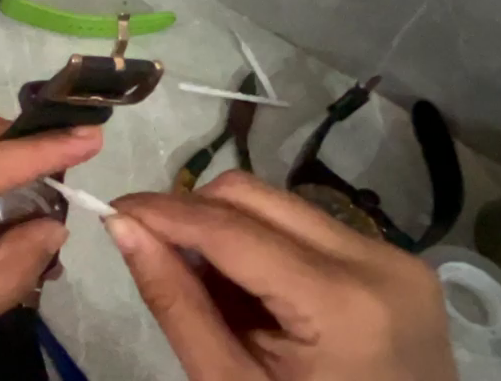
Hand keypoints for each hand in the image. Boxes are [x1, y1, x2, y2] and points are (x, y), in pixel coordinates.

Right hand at [109, 171, 455, 380]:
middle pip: (247, 195)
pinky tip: (249, 288)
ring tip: (207, 281)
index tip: (107, 208)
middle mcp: (376, 261)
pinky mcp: (393, 263)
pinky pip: (299, 223)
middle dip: (188, 213)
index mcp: (344, 304)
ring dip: (220, 225)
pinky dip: (256, 240)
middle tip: (153, 250)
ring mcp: (392, 259)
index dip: (159, 211)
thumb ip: (175, 302)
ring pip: (270, 202)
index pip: (227, 227)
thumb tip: (120, 224)